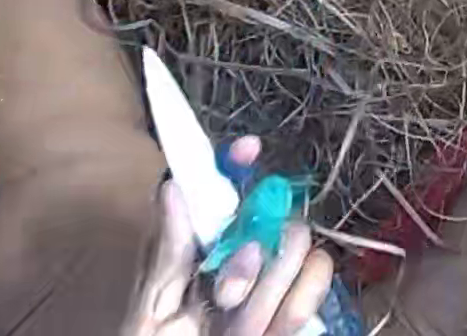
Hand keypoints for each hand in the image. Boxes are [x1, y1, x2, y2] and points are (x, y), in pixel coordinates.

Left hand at [126, 136, 335, 335]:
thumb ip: (165, 260)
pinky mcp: (304, 304)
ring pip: (300, 242)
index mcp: (197, 256)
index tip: (249, 149)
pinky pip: (320, 276)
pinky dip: (299, 303)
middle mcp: (242, 257)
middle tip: (227, 299)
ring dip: (273, 289)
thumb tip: (173, 184)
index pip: (221, 190)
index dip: (236, 161)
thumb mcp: (147, 324)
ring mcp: (276, 282)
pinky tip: (277, 332)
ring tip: (248, 333)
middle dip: (254, 255)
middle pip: (274, 210)